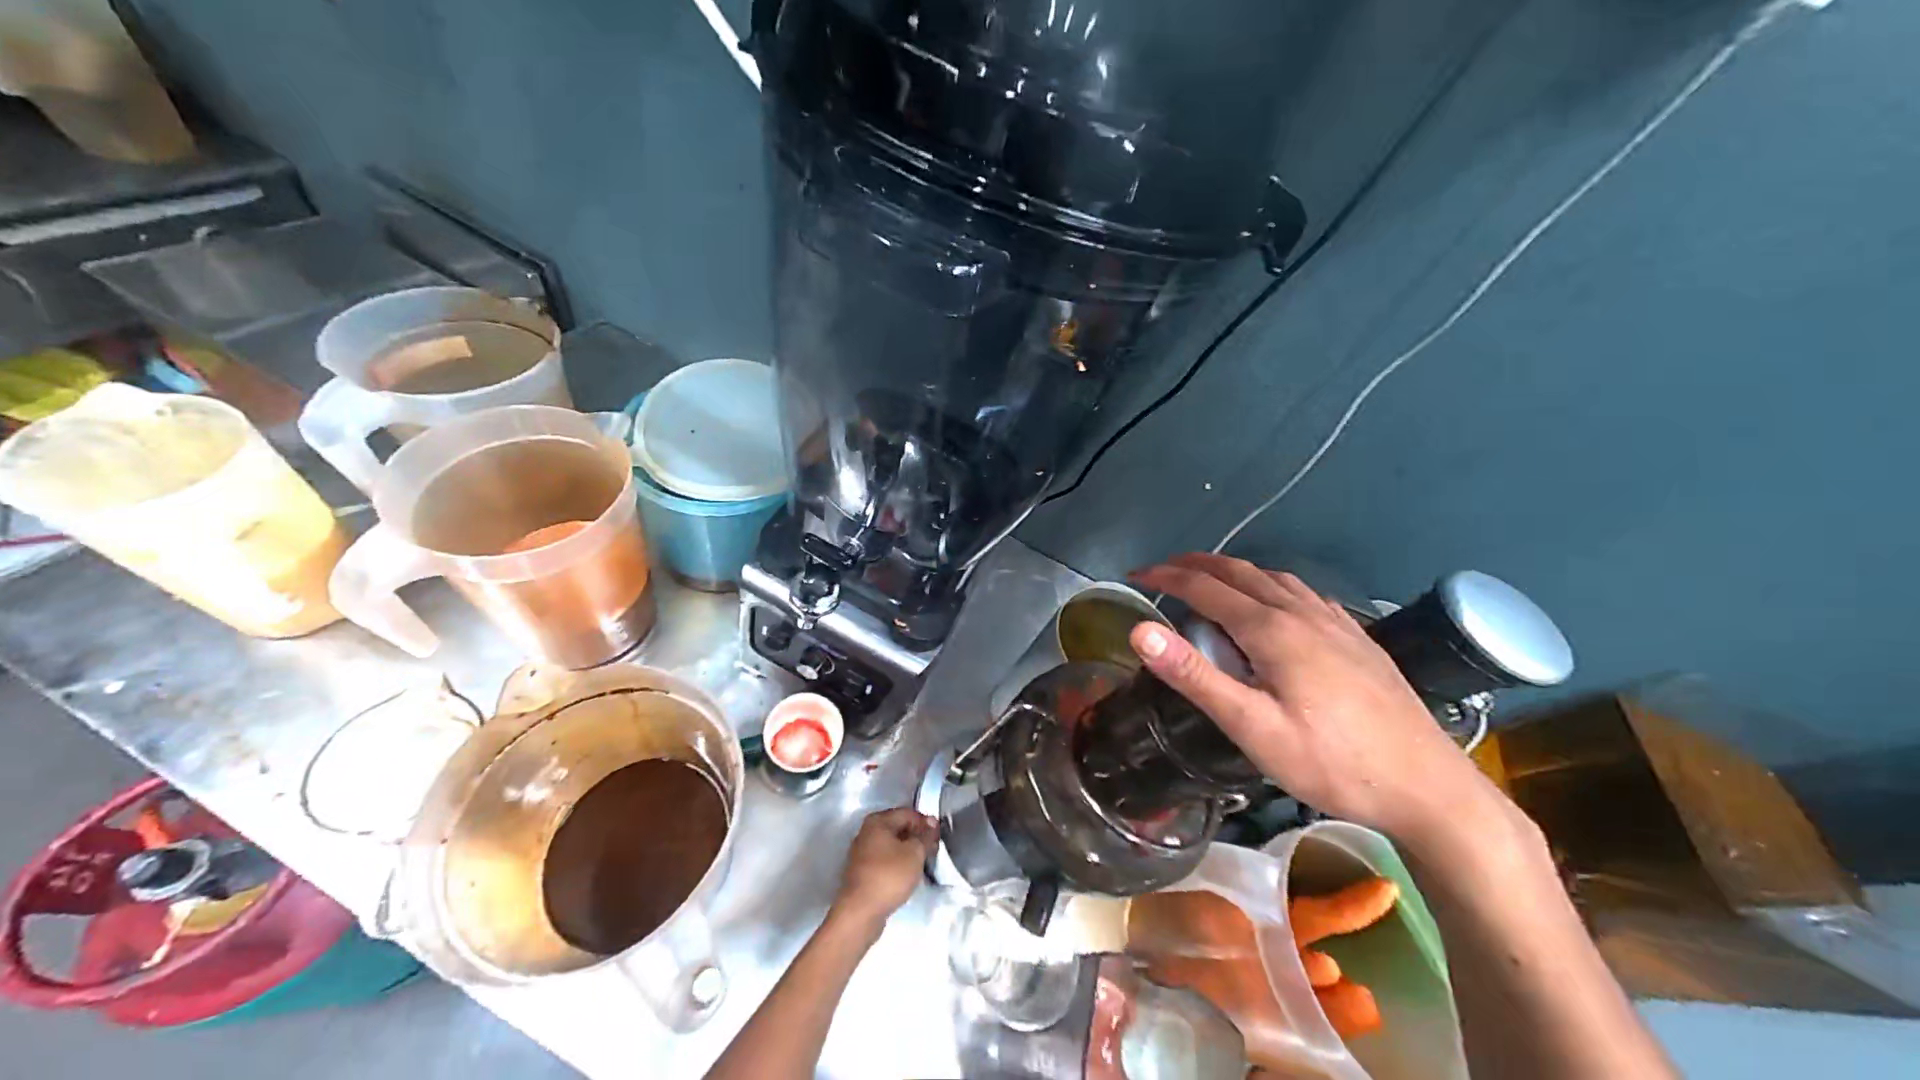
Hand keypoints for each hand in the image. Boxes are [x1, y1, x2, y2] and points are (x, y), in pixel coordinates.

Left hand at [833, 807, 937, 927]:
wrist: (860, 912)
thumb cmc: (889, 876)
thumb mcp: (914, 853)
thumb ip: (925, 835)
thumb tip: (932, 822)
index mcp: (877, 821)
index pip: (908, 813)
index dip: (926, 823)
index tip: (939, 838)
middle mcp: (866, 832)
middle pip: (898, 827)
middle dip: (917, 837)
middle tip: (933, 851)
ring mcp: (862, 852)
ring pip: (892, 845)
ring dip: (908, 851)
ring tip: (923, 863)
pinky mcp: (862, 871)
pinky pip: (885, 860)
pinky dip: (898, 863)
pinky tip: (907, 874)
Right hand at [1128, 554, 1513, 850]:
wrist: (1428, 786)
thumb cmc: (1331, 763)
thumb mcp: (1252, 727)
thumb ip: (1195, 675)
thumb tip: (1141, 630)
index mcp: (1272, 630)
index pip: (1206, 588)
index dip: (1167, 578)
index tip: (1136, 575)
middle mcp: (1303, 613)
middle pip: (1240, 573)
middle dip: (1195, 565)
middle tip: (1162, 571)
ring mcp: (1336, 622)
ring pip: (1274, 578)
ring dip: (1233, 571)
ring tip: (1209, 579)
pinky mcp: (1358, 637)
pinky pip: (1303, 592)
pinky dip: (1270, 583)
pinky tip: (1276, 602)